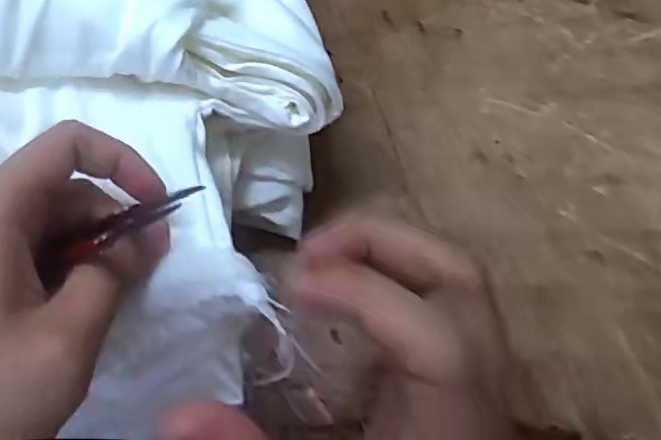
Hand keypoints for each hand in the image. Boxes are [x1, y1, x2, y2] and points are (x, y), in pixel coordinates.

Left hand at [0, 121, 171, 439]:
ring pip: (51, 221)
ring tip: (125, 294)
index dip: (119, 160)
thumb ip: (110, 278)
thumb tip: (142, 236)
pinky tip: (88, 310)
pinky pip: (34, 252)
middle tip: (154, 267)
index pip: (66, 143)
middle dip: (112, 216)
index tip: (159, 205)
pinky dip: (70, 269)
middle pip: (62, 186)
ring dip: (94, 247)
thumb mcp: (62, 342)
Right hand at [161, 216, 512, 439]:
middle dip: (373, 240)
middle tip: (304, 254)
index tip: (291, 284)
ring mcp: (476, 380)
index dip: (362, 292)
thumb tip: (178, 411)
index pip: (437, 340)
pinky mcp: (456, 379)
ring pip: (450, 278)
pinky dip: (380, 273)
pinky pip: (431, 295)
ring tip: (310, 265)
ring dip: (375, 248)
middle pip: (457, 277)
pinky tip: (330, 299)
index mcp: (454, 427)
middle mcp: (481, 394)